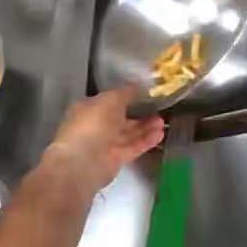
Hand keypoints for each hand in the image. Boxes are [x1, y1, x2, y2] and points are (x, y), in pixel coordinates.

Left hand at [40, 88, 164, 193]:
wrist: (84, 161)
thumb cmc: (93, 123)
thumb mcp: (111, 98)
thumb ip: (126, 92)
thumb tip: (137, 85)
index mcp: (89, 108)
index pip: (110, 100)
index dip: (127, 96)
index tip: (145, 93)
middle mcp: (96, 125)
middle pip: (121, 118)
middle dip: (140, 113)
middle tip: (158, 108)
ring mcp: (105, 143)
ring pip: (129, 133)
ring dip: (146, 127)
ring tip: (163, 122)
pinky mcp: (116, 159)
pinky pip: (134, 146)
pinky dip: (147, 140)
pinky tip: (160, 133)